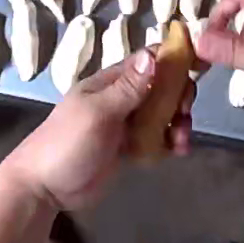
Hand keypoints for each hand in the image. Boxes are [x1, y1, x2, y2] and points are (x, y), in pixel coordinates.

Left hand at [0, 49, 193, 210]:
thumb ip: (128, 88)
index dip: (174, 59)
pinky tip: (176, 151)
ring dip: (177, 122)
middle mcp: (121, 98)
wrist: (43, 188)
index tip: (199, 68)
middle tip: (183, 114)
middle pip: (162, 87)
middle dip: (179, 96)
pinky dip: (169, 142)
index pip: (148, 60)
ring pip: (163, 113)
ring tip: (180, 141)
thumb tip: (153, 54)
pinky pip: (157, 138)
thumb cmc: (66, 144)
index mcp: (110, 82)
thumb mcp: (98, 113)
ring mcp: (125, 123)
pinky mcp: (128, 147)